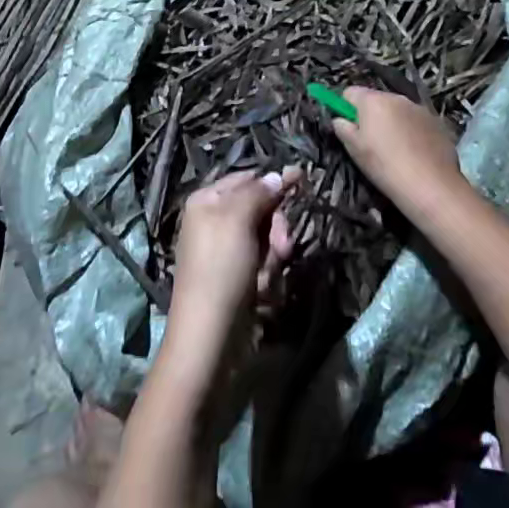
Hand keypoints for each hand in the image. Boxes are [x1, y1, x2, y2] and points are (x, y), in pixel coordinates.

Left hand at [168, 168, 299, 342]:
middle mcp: (213, 221)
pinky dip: (267, 277)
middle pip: (260, 210)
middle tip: (282, 247)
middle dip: (275, 229)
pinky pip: (262, 265)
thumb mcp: (237, 220)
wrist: (210, 334)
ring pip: (265, 240)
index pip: (247, 179)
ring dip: (273, 257)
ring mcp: (224, 250)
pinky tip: (262, 291)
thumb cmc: (220, 269)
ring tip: (267, 277)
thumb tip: (277, 174)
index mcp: (206, 200)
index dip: (273, 184)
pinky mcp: (235, 277)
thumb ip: (258, 192)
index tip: (302, 183)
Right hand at [330, 87, 464, 206]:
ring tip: (395, 150)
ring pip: (398, 111)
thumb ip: (342, 128)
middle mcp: (397, 98)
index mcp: (373, 100)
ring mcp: (420, 109)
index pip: (350, 92)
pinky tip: (414, 154)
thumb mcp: (354, 149)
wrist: (431, 185)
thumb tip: (340, 120)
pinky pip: (416, 122)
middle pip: (376, 100)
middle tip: (370, 142)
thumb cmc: (385, 165)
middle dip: (371, 115)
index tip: (348, 127)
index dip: (345, 108)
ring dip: (392, 122)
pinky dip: (412, 131)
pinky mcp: (438, 123)